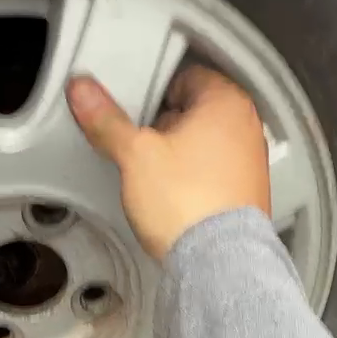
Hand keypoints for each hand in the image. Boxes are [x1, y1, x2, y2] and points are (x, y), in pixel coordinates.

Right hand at [67, 65, 269, 259]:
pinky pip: (216, 174)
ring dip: (181, 154)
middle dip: (167, 125)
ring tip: (157, 176)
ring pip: (207, 144)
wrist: (216, 262)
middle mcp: (247, 127)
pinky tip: (177, 198)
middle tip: (141, 146)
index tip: (135, 112)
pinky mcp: (247, 193)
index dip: (154, 93)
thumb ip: (107, 121)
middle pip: (197, 110)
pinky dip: (196, 179)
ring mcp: (252, 162)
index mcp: (226, 101)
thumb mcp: (135, 155)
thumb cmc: (188, 203)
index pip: (186, 75)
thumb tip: (84, 92)